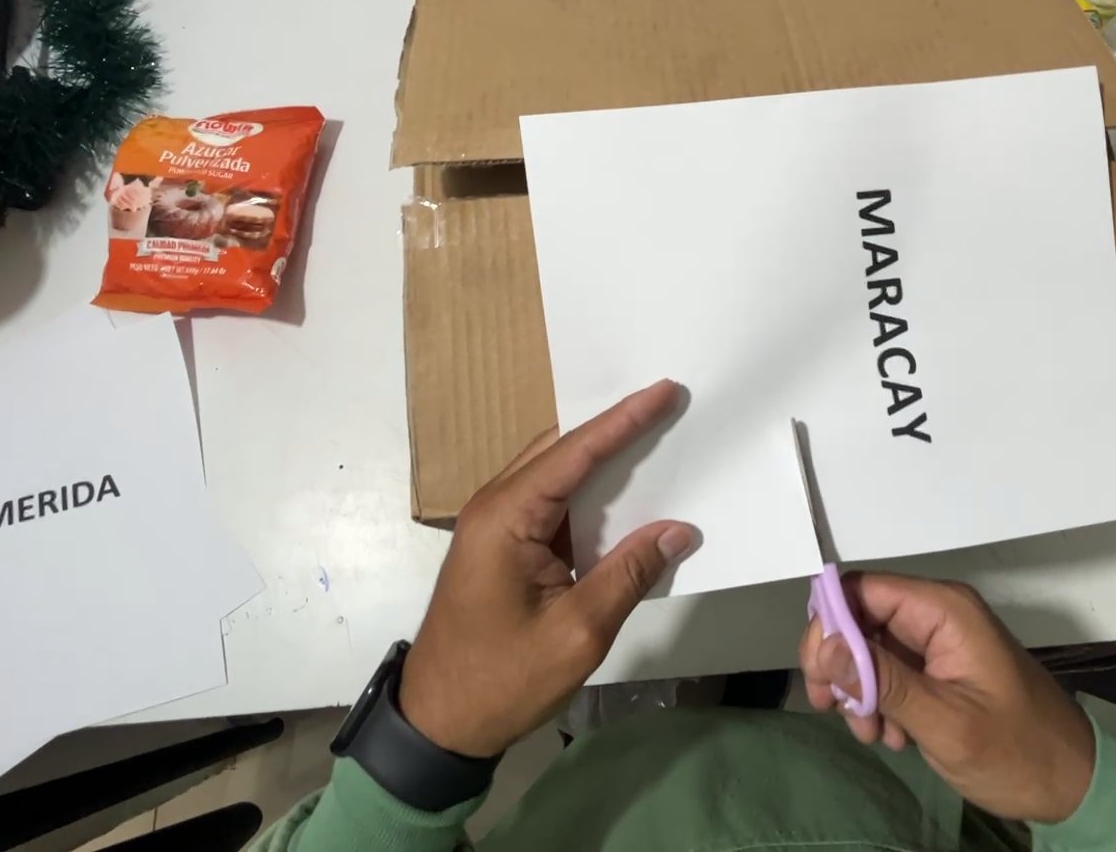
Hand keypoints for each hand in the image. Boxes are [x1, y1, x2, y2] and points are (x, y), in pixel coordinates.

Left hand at [400, 381, 698, 758]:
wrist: (437, 724)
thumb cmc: (503, 679)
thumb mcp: (578, 632)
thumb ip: (629, 573)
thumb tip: (679, 530)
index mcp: (507, 517)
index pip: (575, 452)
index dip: (624, 420)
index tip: (663, 390)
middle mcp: (495, 506)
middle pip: (562, 449)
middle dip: (614, 426)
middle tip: (664, 404)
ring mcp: (495, 523)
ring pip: (555, 471)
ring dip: (601, 455)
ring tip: (653, 435)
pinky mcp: (502, 542)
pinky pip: (551, 500)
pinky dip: (588, 490)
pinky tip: (623, 490)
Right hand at [799, 574, 1095, 823]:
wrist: (1075, 788)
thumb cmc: (1019, 753)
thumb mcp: (946, 723)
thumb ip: (883, 681)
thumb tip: (825, 648)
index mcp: (943, 610)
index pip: (862, 590)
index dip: (830, 623)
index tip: (818, 673)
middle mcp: (936, 613)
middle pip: (860, 616)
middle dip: (840, 663)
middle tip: (831, 706)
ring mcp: (936, 638)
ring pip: (868, 644)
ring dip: (858, 687)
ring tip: (870, 732)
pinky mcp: (936, 664)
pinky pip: (887, 666)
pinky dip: (877, 698)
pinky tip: (889, 733)